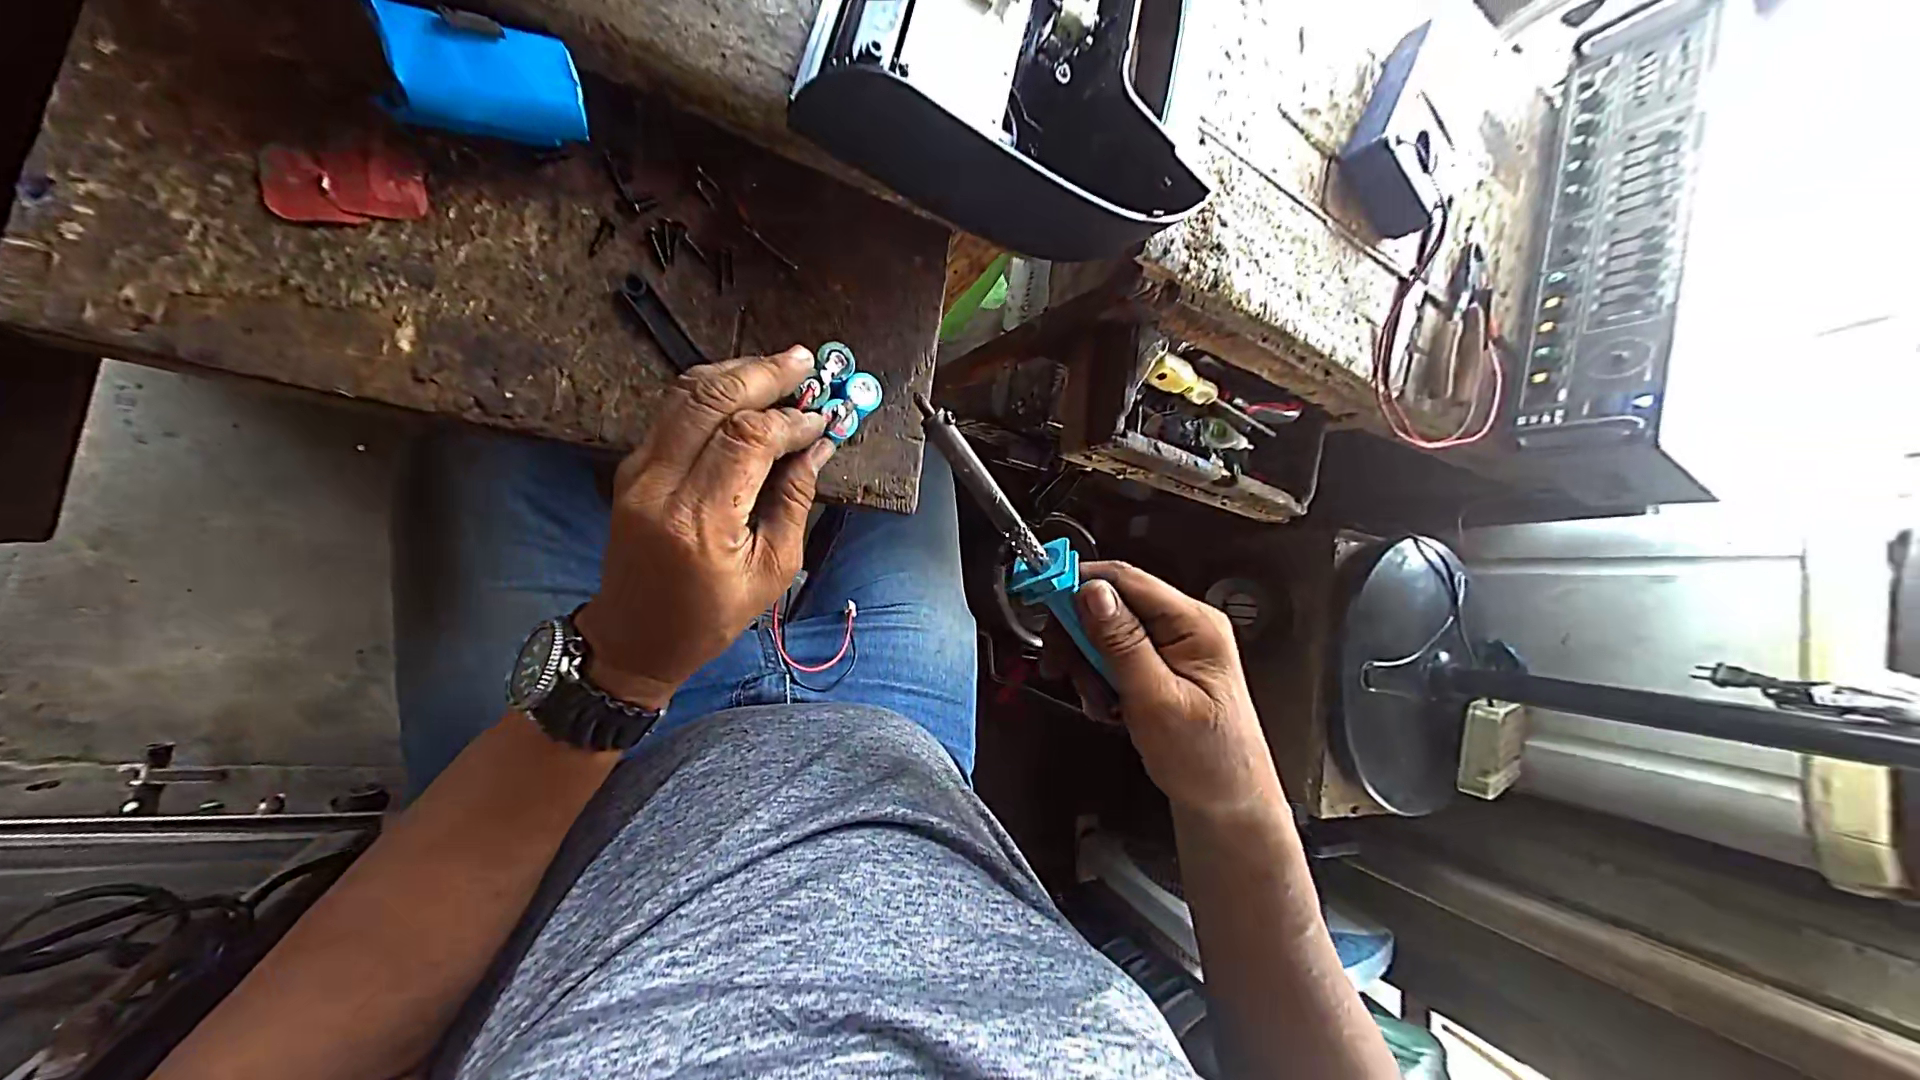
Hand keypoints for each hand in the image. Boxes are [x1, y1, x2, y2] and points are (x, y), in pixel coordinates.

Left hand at [574, 347, 832, 708]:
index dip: (792, 420)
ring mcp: (639, 471)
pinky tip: (744, 389)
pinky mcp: (632, 467)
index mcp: (701, 520)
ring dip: (736, 372)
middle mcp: (661, 485)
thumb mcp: (773, 569)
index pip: (748, 439)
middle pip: (711, 400)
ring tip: (780, 368)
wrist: (636, 636)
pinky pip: (672, 410)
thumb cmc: (710, 616)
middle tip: (805, 363)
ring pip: (685, 394)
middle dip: (764, 373)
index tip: (824, 418)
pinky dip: (712, 390)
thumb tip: (818, 448)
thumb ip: (795, 500)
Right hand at [1044, 562, 1282, 817]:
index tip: (1041, 596)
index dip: (1077, 583)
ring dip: (1086, 664)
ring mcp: (1168, 645)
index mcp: (1193, 623)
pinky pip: (1109, 655)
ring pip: (1102, 631)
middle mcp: (1181, 626)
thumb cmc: (1210, 760)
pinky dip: (1096, 677)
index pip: (1124, 579)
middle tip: (1063, 666)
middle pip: (1108, 603)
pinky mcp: (1154, 664)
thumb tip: (1091, 593)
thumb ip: (1121, 643)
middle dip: (1078, 635)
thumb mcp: (1157, 700)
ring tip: (1097, 699)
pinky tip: (1105, 703)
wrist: (1225, 803)